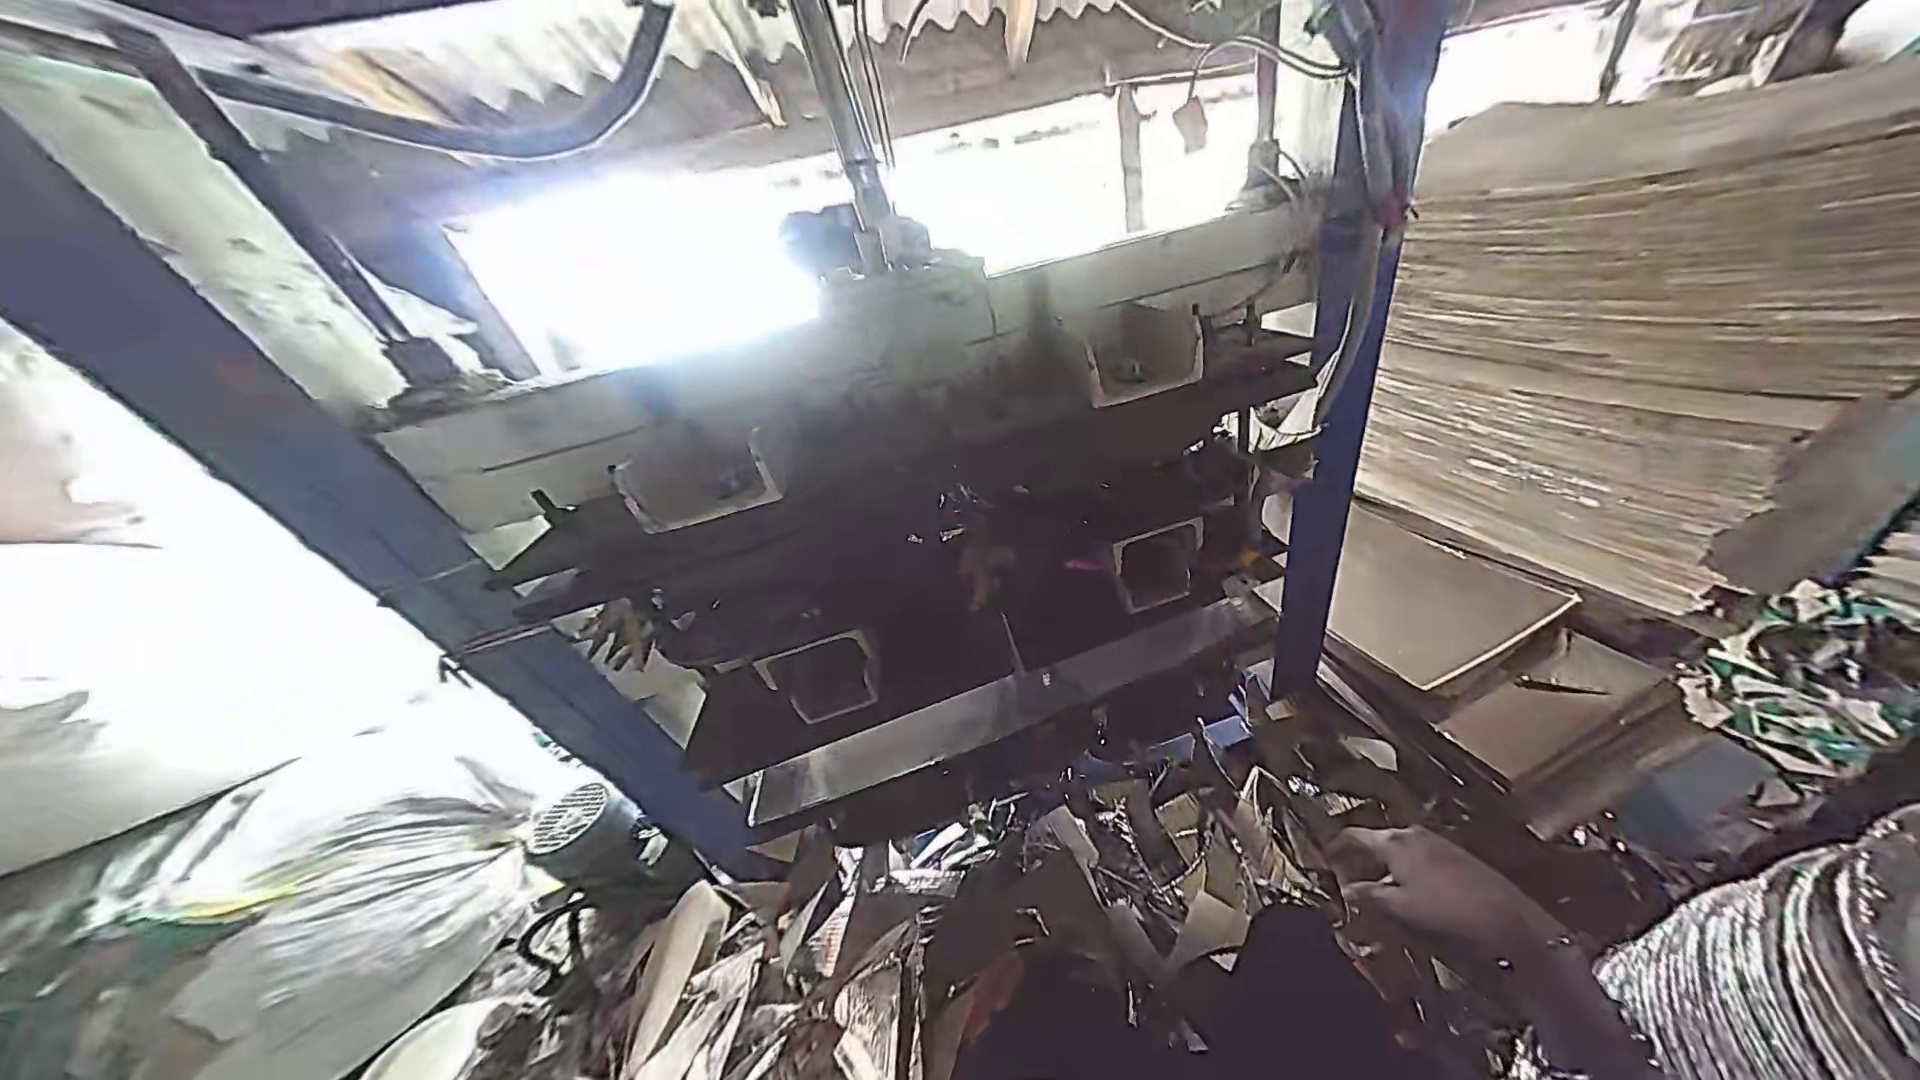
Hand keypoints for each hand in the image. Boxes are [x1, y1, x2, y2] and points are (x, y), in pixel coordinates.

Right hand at [1328, 827, 1568, 962]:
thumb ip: (1368, 895)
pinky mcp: (1457, 855)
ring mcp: (1437, 842)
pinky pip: (1418, 855)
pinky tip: (1409, 886)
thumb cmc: (1448, 910)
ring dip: (1384, 862)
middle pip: (1376, 840)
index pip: (1352, 835)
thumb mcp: (1400, 907)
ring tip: (1376, 881)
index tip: (1323, 856)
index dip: (1335, 846)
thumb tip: (1345, 889)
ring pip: (1398, 848)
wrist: (1513, 920)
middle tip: (1347, 872)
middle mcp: (1411, 834)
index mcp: (1393, 841)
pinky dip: (1405, 866)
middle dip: (1360, 855)